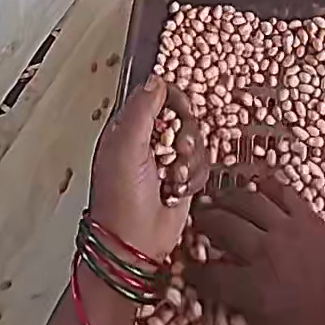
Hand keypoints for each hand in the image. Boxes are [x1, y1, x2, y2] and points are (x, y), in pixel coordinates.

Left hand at [89, 76, 209, 260]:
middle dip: (186, 135)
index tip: (180, 113)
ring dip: (189, 160)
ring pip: (196, 140)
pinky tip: (178, 191)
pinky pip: (203, 164)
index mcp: (129, 127)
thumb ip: (141, 111)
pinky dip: (194, 177)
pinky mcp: (184, 178)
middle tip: (177, 151)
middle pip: (183, 116)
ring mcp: (167, 159)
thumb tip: (155, 79)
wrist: (134, 245)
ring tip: (173, 178)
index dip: (173, 101)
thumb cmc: (121, 199)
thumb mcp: (127, 148)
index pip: (158, 95)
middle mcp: (149, 139)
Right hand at [189, 175, 324, 324]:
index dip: (194, 273)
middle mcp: (262, 251)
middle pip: (222, 227)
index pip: (211, 276)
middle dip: (203, 223)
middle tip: (195, 221)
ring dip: (227, 197)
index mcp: (252, 287)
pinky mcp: (305, 217)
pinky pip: (281, 192)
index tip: (187, 271)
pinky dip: (266, 185)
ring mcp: (284, 229)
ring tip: (217, 197)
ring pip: (247, 202)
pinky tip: (256, 184)